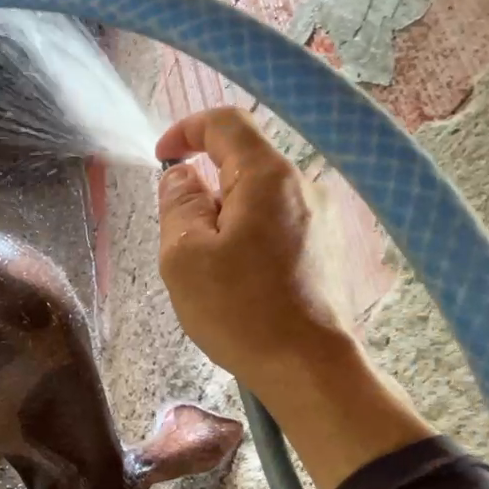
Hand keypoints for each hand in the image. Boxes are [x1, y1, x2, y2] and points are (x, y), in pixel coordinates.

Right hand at [154, 107, 349, 388]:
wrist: (307, 365)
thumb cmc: (238, 310)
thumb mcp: (184, 257)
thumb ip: (177, 205)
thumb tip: (181, 177)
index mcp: (267, 177)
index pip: (226, 123)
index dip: (186, 129)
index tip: (161, 157)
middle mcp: (303, 185)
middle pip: (242, 164)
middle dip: (204, 190)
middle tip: (180, 242)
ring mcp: (322, 216)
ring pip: (258, 198)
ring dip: (225, 220)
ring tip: (210, 273)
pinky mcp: (327, 246)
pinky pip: (276, 224)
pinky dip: (248, 238)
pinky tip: (239, 284)